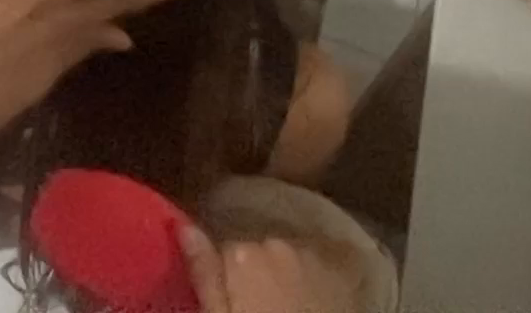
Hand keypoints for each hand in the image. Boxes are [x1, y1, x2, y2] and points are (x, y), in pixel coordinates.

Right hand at [180, 226, 358, 312]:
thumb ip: (205, 273)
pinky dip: (328, 269)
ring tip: (295, 308)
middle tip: (264, 309)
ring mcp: (313, 254)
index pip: (226, 252)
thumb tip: (184, 226)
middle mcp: (276, 242)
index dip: (231, 280)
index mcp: (241, 254)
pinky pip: (334, 256)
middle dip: (262, 276)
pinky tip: (326, 294)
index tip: (235, 303)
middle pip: (260, 251)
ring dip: (292, 275)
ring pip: (293, 256)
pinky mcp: (345, 270)